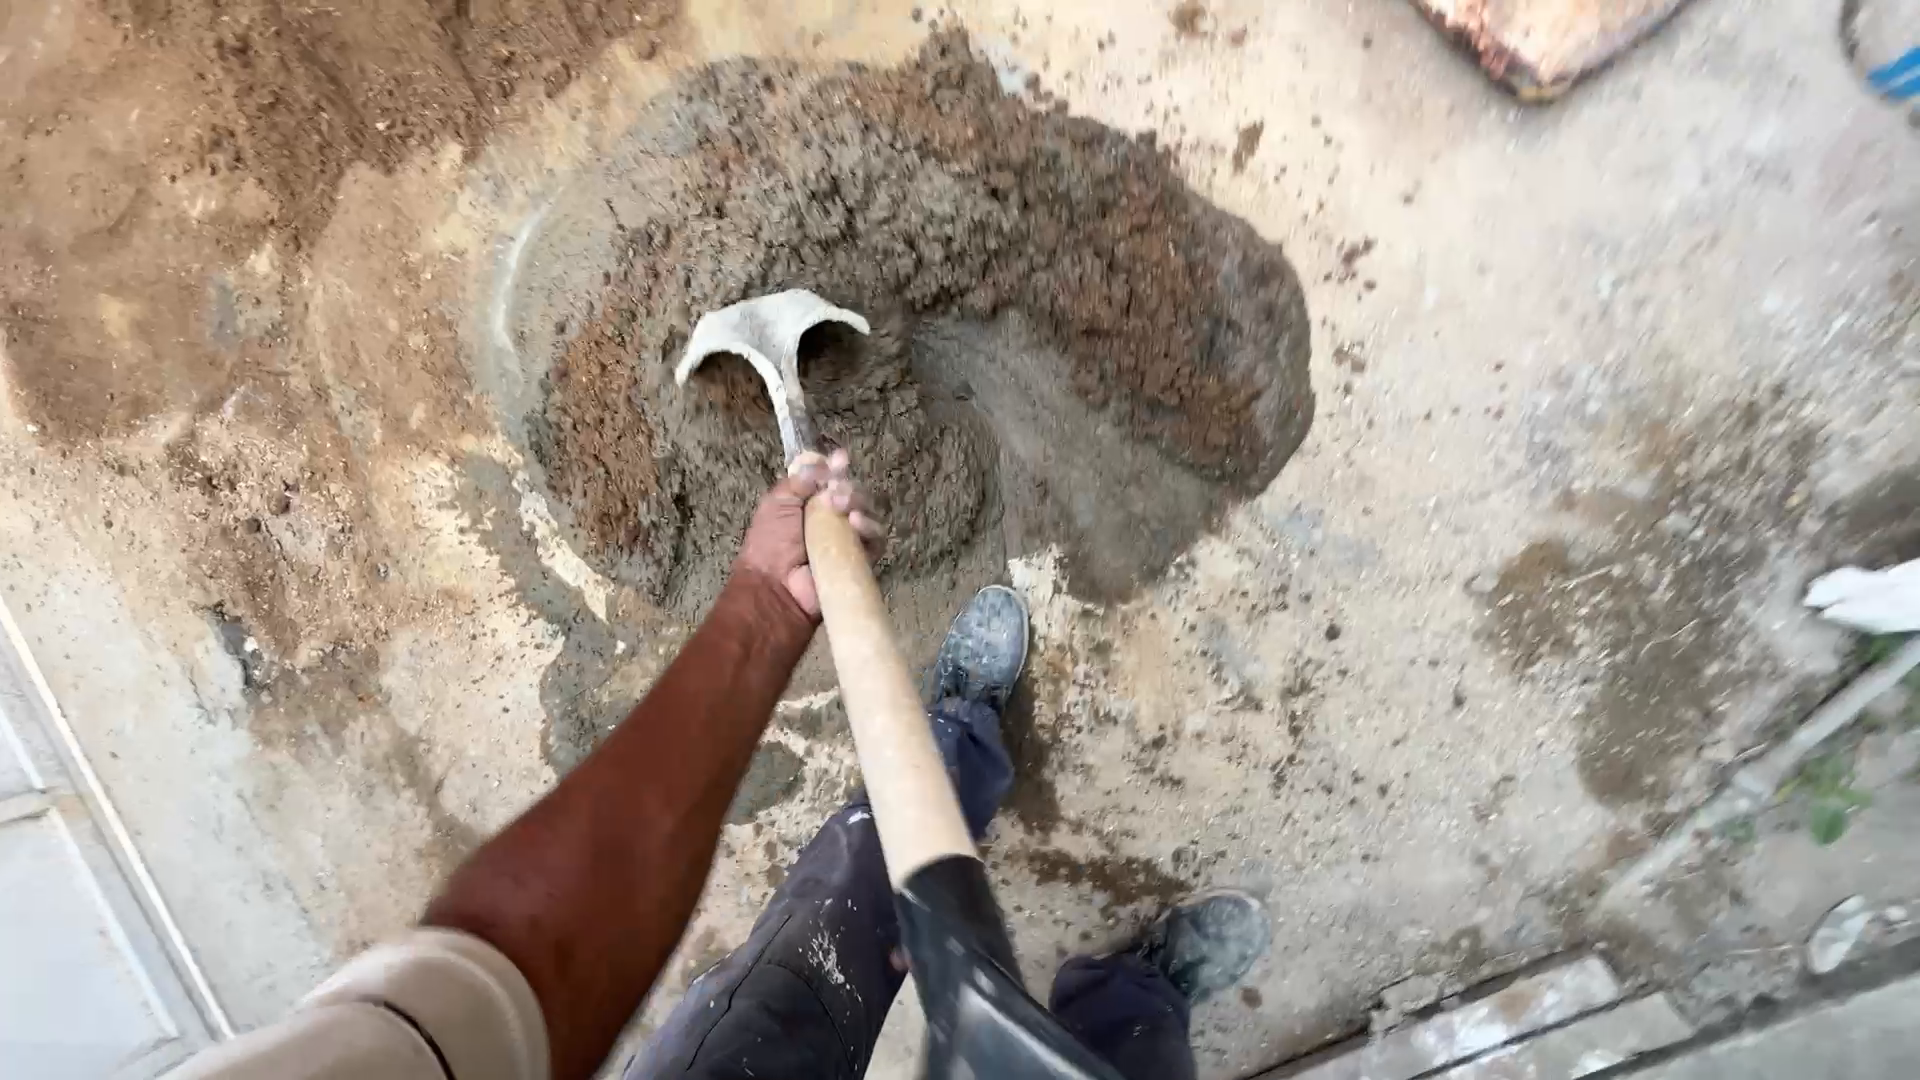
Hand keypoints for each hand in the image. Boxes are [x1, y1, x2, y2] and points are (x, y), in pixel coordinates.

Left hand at [736, 449, 886, 618]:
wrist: (776, 586)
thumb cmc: (771, 545)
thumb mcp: (777, 503)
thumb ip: (800, 479)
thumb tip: (823, 459)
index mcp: (810, 504)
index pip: (832, 479)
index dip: (837, 468)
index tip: (841, 460)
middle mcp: (832, 519)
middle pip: (853, 493)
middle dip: (848, 487)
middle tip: (836, 492)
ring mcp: (848, 540)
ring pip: (867, 512)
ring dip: (859, 503)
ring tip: (844, 508)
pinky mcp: (862, 559)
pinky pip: (876, 539)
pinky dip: (869, 528)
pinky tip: (855, 524)